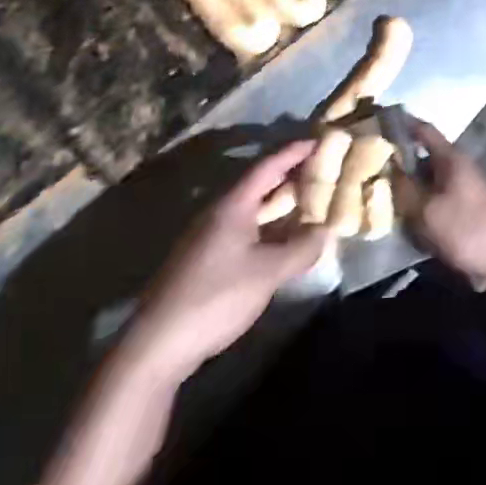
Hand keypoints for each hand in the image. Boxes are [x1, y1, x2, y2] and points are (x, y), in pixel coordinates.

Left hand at [127, 142, 329, 371]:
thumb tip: (327, 231)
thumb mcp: (268, 272)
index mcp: (232, 206)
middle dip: (291, 175)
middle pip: (259, 185)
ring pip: (253, 210)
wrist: (158, 345)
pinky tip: (286, 239)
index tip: (320, 140)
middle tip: (324, 169)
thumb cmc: (215, 297)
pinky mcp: (207, 260)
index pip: (267, 167)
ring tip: (312, 201)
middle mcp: (219, 214)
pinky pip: (247, 230)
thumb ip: (302, 248)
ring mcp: (210, 237)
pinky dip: (271, 227)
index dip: (294, 152)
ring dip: (282, 204)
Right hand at [392, 120, 485, 282]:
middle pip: (422, 155)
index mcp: (451, 158)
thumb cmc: (466, 229)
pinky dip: (418, 200)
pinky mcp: (463, 207)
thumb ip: (404, 189)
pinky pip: (434, 196)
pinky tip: (401, 213)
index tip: (376, 121)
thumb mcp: (427, 211)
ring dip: (407, 183)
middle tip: (367, 163)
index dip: (401, 123)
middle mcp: (457, 166)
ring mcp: (462, 187)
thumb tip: (387, 169)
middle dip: (397, 158)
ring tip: (377, 189)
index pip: (423, 130)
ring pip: (426, 178)